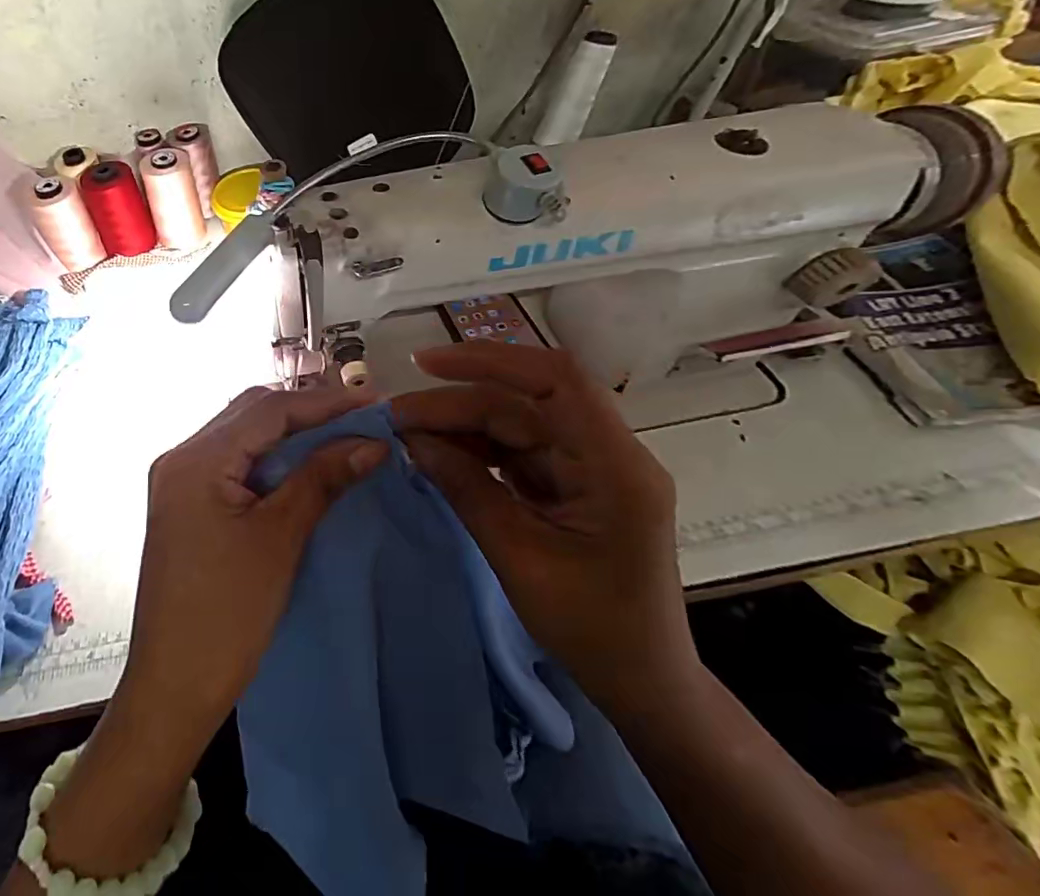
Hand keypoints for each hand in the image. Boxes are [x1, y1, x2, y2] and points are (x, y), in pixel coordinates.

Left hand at [19, 385, 384, 890]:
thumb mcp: (281, 538)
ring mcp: (179, 480)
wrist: (175, 684)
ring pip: (243, 434)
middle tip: (361, 418)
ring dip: (292, 431)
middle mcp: (180, 457)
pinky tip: (306, 463)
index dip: (326, 403)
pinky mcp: (187, 503)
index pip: (269, 409)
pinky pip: (235, 461)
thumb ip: (323, 478)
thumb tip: (372, 442)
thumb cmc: (228, 614)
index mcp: (196, 460)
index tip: (375, 405)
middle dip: (308, 411)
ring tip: (342, 435)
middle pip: (252, 412)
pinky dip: (273, 456)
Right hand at [390, 343, 695, 705]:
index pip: (556, 381)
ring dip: (466, 426)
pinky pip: (523, 453)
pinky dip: (481, 452)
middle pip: (528, 404)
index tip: (426, 364)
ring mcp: (594, 468)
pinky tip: (441, 455)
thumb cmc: (592, 629)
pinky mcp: (577, 485)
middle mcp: (609, 453)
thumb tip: (414, 441)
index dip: (490, 360)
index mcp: (615, 465)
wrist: (642, 679)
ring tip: (409, 436)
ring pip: (522, 425)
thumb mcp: (519, 558)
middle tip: (397, 418)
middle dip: (460, 402)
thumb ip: (468, 491)